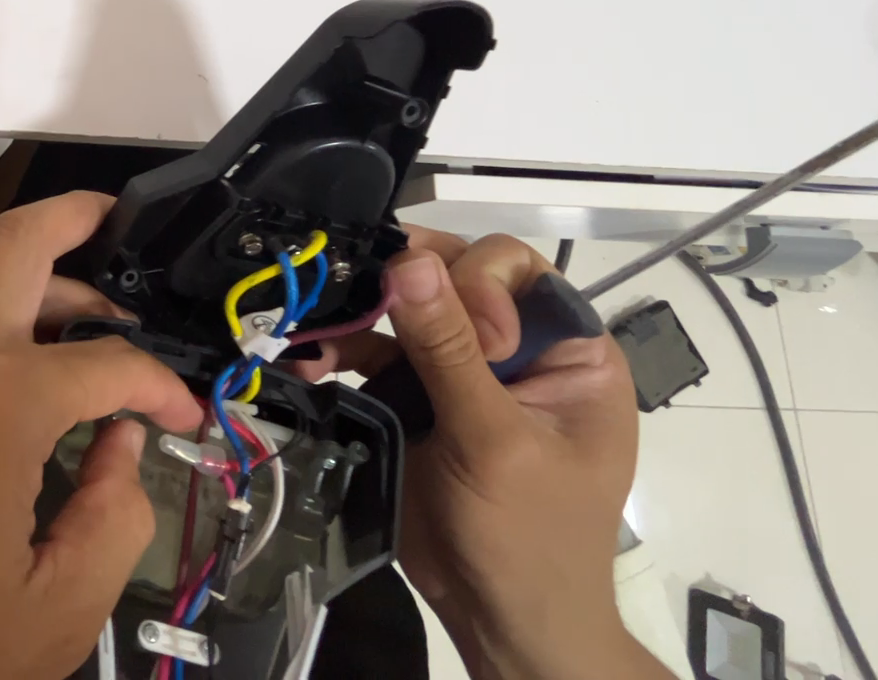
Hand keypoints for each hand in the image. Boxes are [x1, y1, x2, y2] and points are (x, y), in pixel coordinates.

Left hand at [0, 192, 203, 679]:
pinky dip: (0, 335)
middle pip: (14, 244)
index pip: (110, 363)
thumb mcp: (51, 612)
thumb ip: (115, 517)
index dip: (162, 388)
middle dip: (72, 216)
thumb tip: (119, 447)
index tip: (186, 419)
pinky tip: (27, 388)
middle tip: (118, 218)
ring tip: (93, 325)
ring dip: (39, 287)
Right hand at [302, 230, 670, 679]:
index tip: (468, 337)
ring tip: (319, 327)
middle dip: (404, 283)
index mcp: (567, 351)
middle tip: (365, 295)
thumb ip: (449, 349)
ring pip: (403, 307)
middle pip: (452, 276)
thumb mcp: (494, 438)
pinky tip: (311, 363)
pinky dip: (339, 351)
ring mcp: (457, 368)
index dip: (481, 283)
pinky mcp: (411, 392)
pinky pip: (372, 351)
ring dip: (359, 313)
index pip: (516, 269)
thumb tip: (410, 260)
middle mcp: (512, 346)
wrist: (496, 617)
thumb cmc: (528, 535)